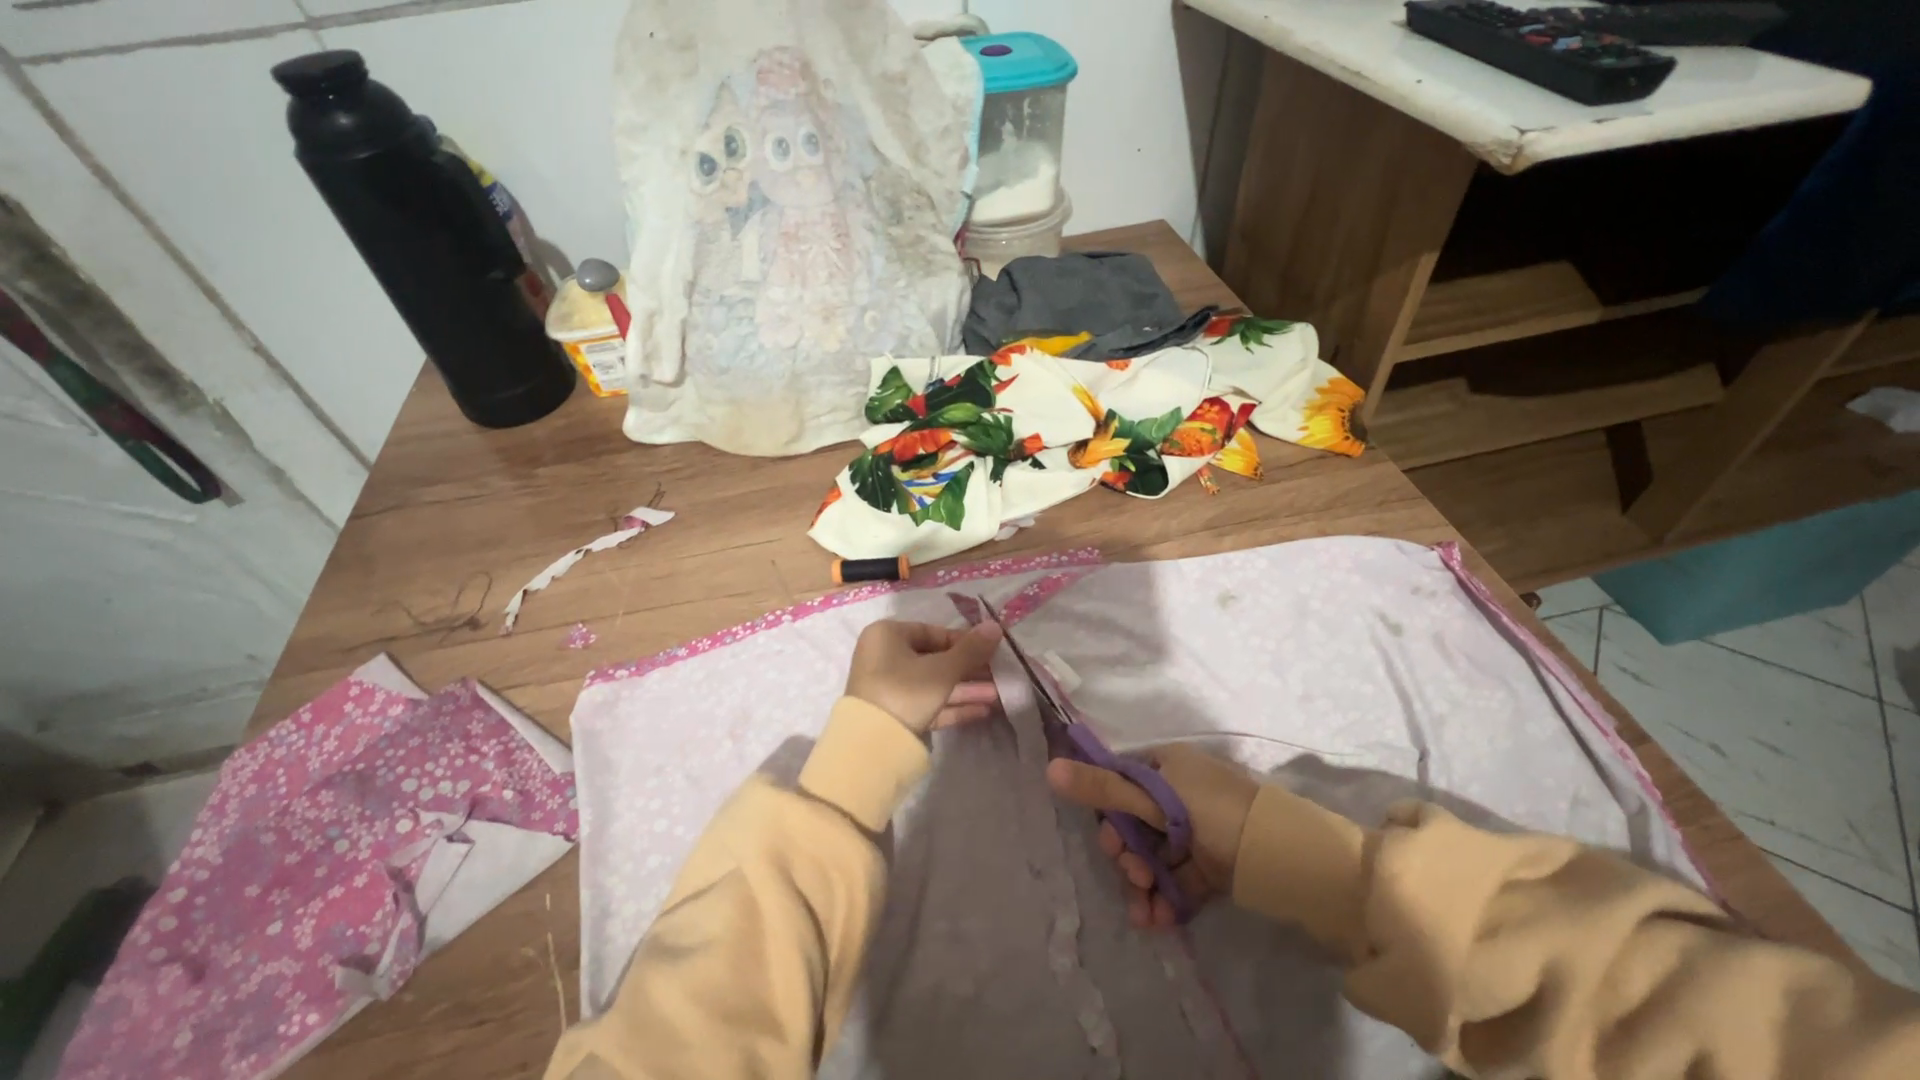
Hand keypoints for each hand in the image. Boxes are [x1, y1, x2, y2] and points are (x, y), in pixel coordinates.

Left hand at [845, 619, 1004, 734]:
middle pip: (935, 660)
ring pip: (934, 684)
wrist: (872, 744)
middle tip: (999, 674)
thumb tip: (995, 626)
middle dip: (969, 670)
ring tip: (998, 695)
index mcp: (888, 635)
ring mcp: (888, 688)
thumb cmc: (906, 691)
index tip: (991, 651)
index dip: (965, 642)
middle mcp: (884, 657)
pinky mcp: (895, 714)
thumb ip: (971, 649)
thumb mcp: (943, 669)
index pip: (934, 633)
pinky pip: (927, 704)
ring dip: (965, 690)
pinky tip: (983, 711)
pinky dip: (952, 707)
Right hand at [1046, 743, 1258, 928]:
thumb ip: (1102, 789)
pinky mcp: (1215, 865)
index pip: (1122, 785)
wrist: (1288, 858)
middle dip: (1128, 857)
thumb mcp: (1156, 800)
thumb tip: (1049, 768)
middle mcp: (1182, 795)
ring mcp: (1199, 832)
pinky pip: (1179, 879)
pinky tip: (1158, 921)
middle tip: (1133, 875)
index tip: (1109, 842)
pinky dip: (1166, 898)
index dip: (1109, 815)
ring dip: (1144, 884)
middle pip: (1137, 825)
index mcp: (1169, 768)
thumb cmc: (1216, 815)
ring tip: (1145, 910)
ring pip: (1157, 857)